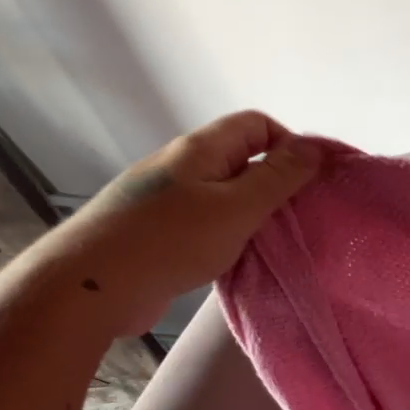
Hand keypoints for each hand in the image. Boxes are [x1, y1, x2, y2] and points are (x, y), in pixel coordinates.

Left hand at [31, 110, 321, 334]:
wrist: (94, 285)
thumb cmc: (171, 241)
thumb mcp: (237, 207)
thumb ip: (278, 177)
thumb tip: (313, 147)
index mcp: (199, 149)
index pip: (257, 124)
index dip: (292, 145)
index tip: (315, 182)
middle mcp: (182, 165)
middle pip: (244, 157)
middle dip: (280, 181)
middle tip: (305, 216)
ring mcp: (169, 197)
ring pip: (229, 191)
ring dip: (259, 210)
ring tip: (279, 239)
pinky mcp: (163, 228)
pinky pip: (213, 218)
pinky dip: (236, 231)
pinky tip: (244, 255)